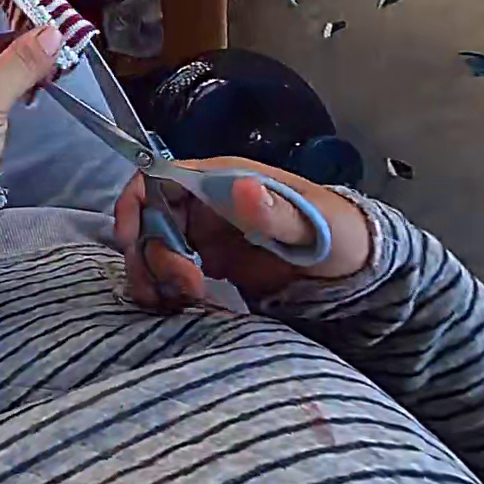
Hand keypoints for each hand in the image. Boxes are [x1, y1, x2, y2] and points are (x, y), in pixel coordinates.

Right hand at [111, 158, 372, 312]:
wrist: (352, 269)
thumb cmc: (336, 234)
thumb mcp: (312, 226)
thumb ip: (275, 212)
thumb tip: (240, 188)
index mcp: (221, 180)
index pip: (158, 177)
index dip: (135, 203)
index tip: (131, 240)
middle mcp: (203, 203)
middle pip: (149, 219)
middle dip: (152, 254)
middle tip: (184, 288)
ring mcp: (203, 233)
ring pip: (153, 247)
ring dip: (152, 275)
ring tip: (175, 302)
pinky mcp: (207, 262)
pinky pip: (169, 272)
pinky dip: (164, 290)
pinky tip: (179, 307)